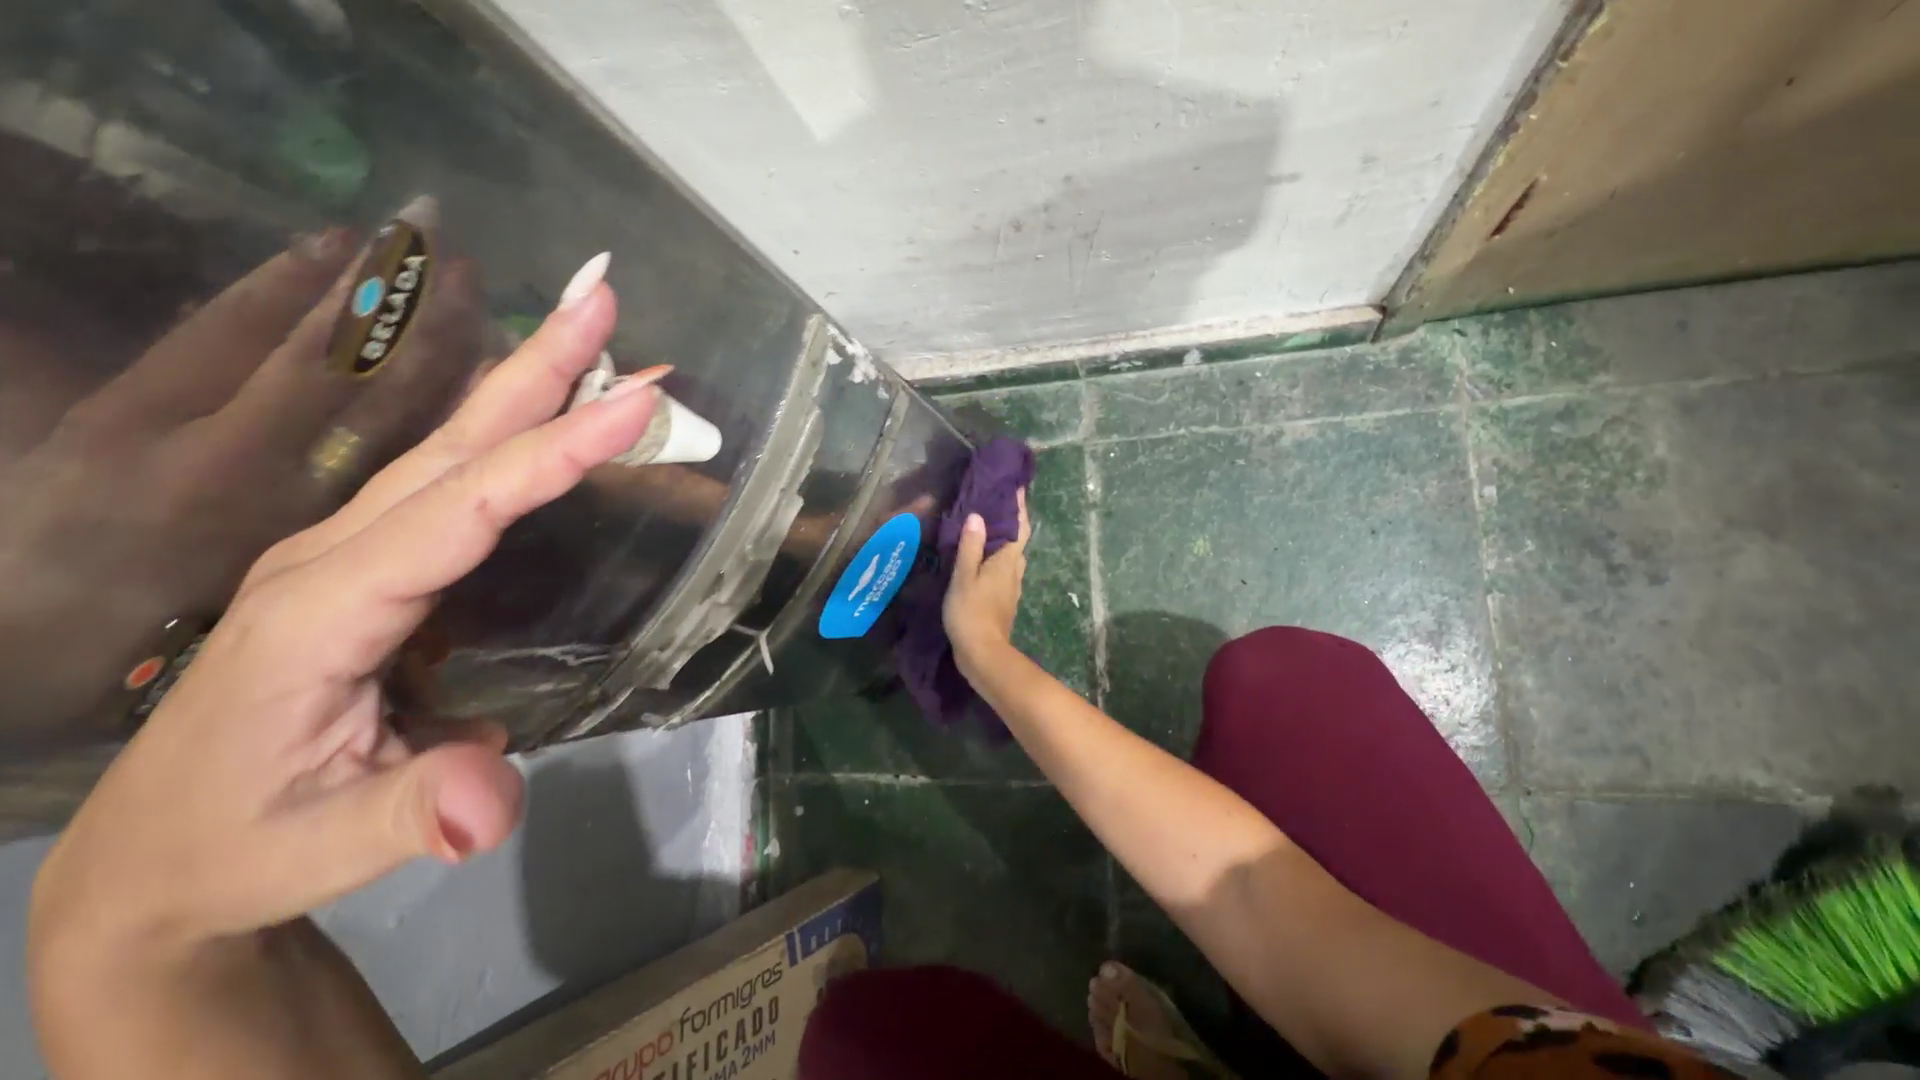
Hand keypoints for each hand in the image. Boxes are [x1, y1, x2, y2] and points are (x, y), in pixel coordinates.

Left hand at [27, 257, 657, 957]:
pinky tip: (538, 416)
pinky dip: (505, 438)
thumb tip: (495, 802)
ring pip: (445, 452)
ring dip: (521, 385)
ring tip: (588, 330)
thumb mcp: (316, 848)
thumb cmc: (236, 847)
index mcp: (321, 610)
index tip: (631, 406)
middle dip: (531, 367)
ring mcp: (343, 556)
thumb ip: (407, 815)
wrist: (158, 857)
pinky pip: (447, 487)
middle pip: (448, 447)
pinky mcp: (365, 570)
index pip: (456, 512)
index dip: (546, 456)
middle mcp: (330, 558)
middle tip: (601, 295)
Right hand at [943, 488, 1029, 671]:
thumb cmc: (972, 612)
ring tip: (985, 528)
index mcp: (1007, 561)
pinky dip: (995, 559)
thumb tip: (977, 517)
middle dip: (1009, 522)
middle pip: (1017, 541)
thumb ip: (970, 547)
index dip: (1019, 506)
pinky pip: (1003, 571)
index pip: (1020, 527)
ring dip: (1002, 541)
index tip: (1017, 486)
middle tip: (994, 503)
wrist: (982, 653)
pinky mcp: (1004, 601)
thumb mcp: (964, 577)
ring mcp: (1011, 588)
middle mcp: (1015, 571)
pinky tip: (980, 559)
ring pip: (1010, 557)